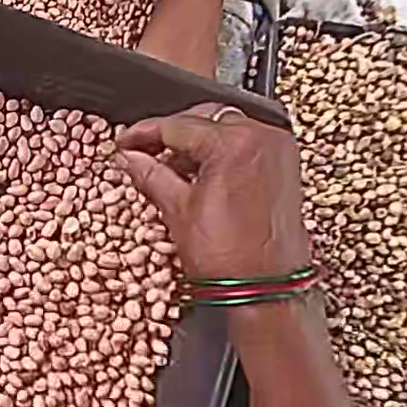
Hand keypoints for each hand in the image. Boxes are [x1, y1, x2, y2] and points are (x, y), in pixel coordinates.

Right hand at [114, 104, 313, 280]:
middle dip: (169, 134)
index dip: (143, 133)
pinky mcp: (283, 167)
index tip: (123, 141)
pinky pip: (243, 144)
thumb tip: (129, 158)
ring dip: (193, 143)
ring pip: (224, 129)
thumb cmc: (227, 255)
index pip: (177, 125)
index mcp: (235, 144)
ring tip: (165, 167)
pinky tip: (194, 174)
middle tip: (140, 151)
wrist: (264, 287)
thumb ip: (149, 174)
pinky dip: (217, 152)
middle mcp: (262, 138)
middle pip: (203, 119)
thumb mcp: (176, 209)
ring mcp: (277, 151)